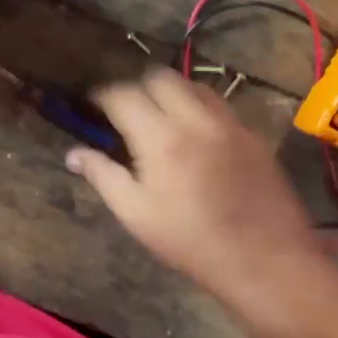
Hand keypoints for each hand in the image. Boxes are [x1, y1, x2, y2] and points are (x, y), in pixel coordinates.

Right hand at [66, 69, 330, 304]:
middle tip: (126, 110)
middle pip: (160, 78)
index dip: (102, 95)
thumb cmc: (189, 241)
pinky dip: (198, 108)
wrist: (264, 259)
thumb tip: (72, 153)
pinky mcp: (252, 135)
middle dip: (137, 87)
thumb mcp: (135, 213)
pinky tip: (193, 136)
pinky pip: (219, 106)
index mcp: (160, 138)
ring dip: (170, 93)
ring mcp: (229, 124)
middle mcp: (195, 120)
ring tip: (159, 118)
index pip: (123, 95)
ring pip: (193, 86)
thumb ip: (102, 176)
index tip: (92, 105)